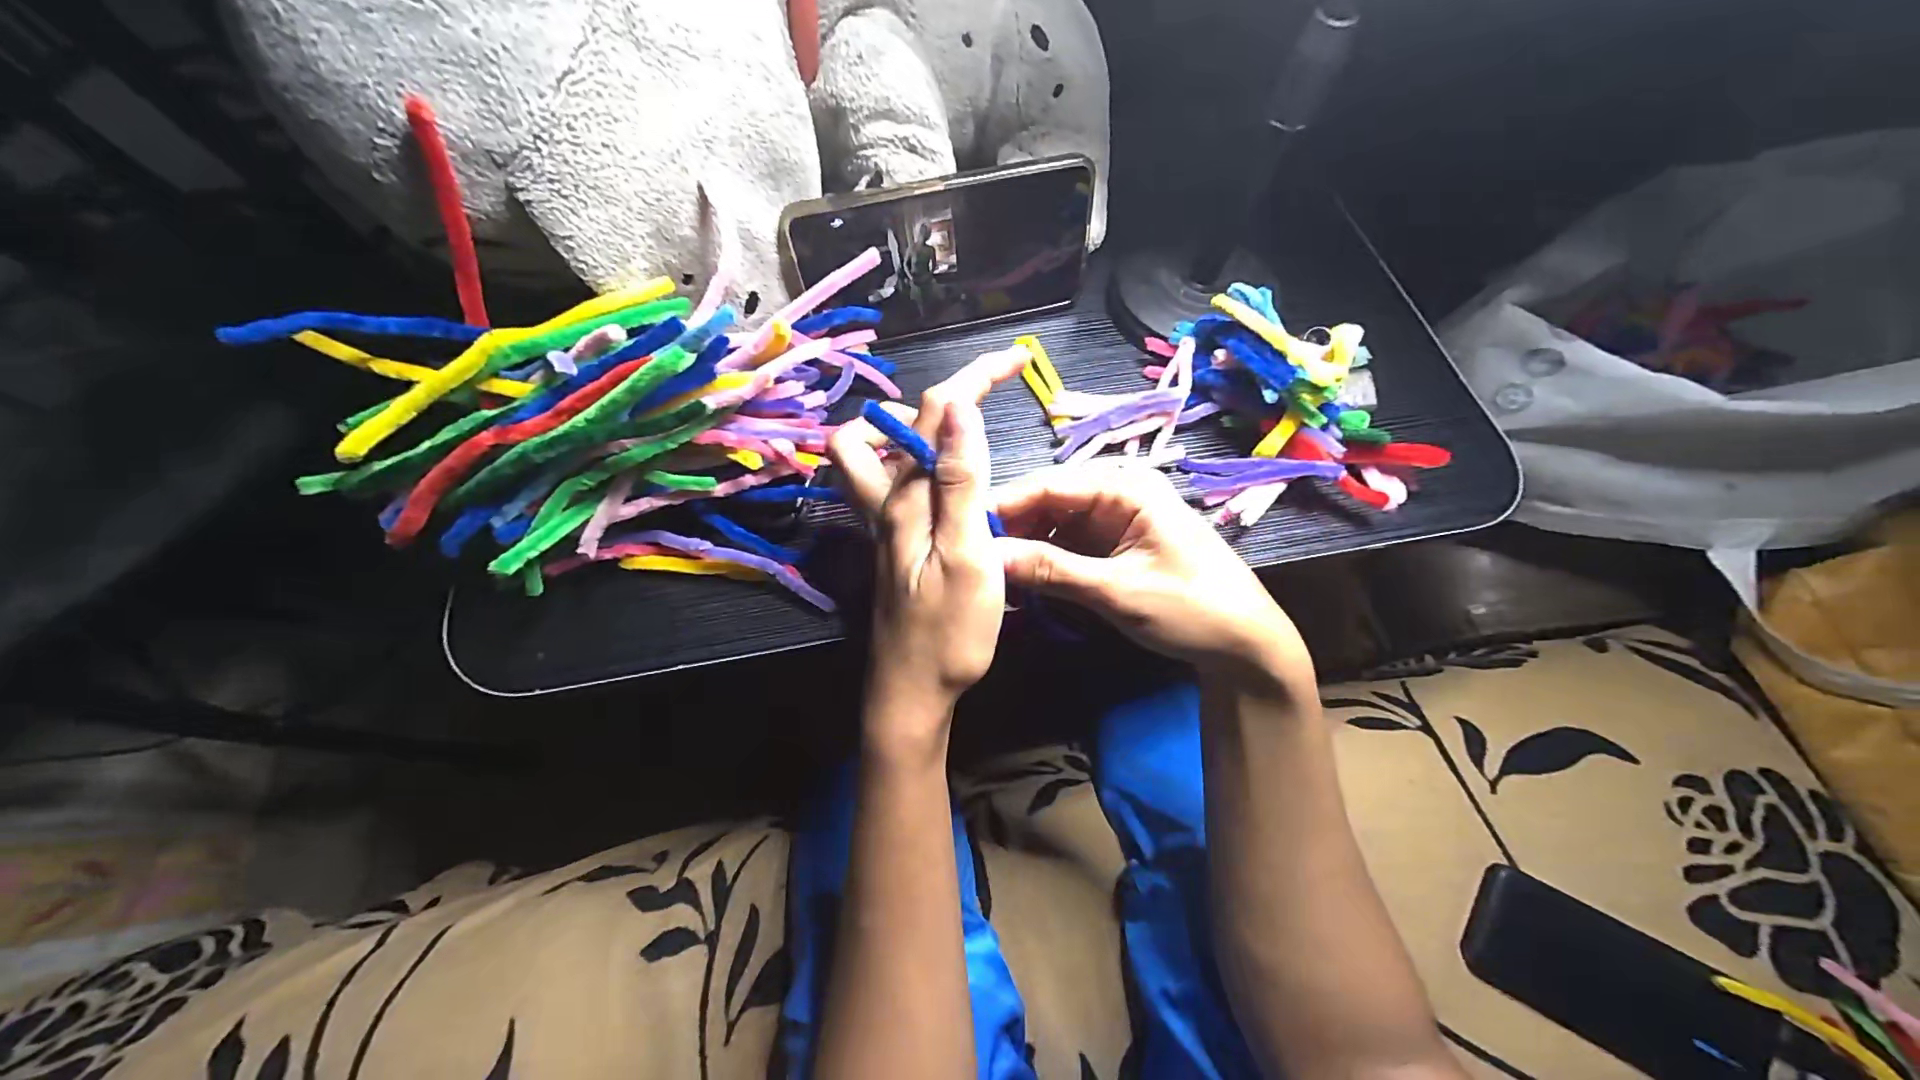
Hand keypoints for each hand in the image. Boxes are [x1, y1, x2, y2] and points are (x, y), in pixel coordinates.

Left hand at [828, 350, 1029, 752]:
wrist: (912, 692)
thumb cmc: (947, 633)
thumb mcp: (967, 556)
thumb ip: (961, 482)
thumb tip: (957, 406)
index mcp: (905, 498)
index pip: (935, 413)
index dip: (974, 377)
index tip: (1015, 359)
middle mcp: (884, 503)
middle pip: (873, 430)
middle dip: (925, 401)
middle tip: (969, 411)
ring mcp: (882, 526)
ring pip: (869, 460)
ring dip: (907, 434)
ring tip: (956, 442)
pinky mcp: (891, 546)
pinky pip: (889, 488)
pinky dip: (915, 468)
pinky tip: (947, 487)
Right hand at [992, 460, 1311, 687]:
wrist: (1243, 644)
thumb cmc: (1191, 608)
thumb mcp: (1118, 591)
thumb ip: (1052, 571)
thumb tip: (988, 558)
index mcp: (1126, 487)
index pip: (1050, 485)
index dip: (1005, 506)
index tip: (963, 531)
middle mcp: (1116, 494)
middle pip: (1046, 502)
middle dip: (1012, 530)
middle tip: (971, 559)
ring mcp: (1112, 520)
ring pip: (1050, 525)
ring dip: (1023, 548)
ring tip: (989, 574)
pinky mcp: (1109, 546)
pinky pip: (1063, 546)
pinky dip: (1041, 563)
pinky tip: (1016, 582)